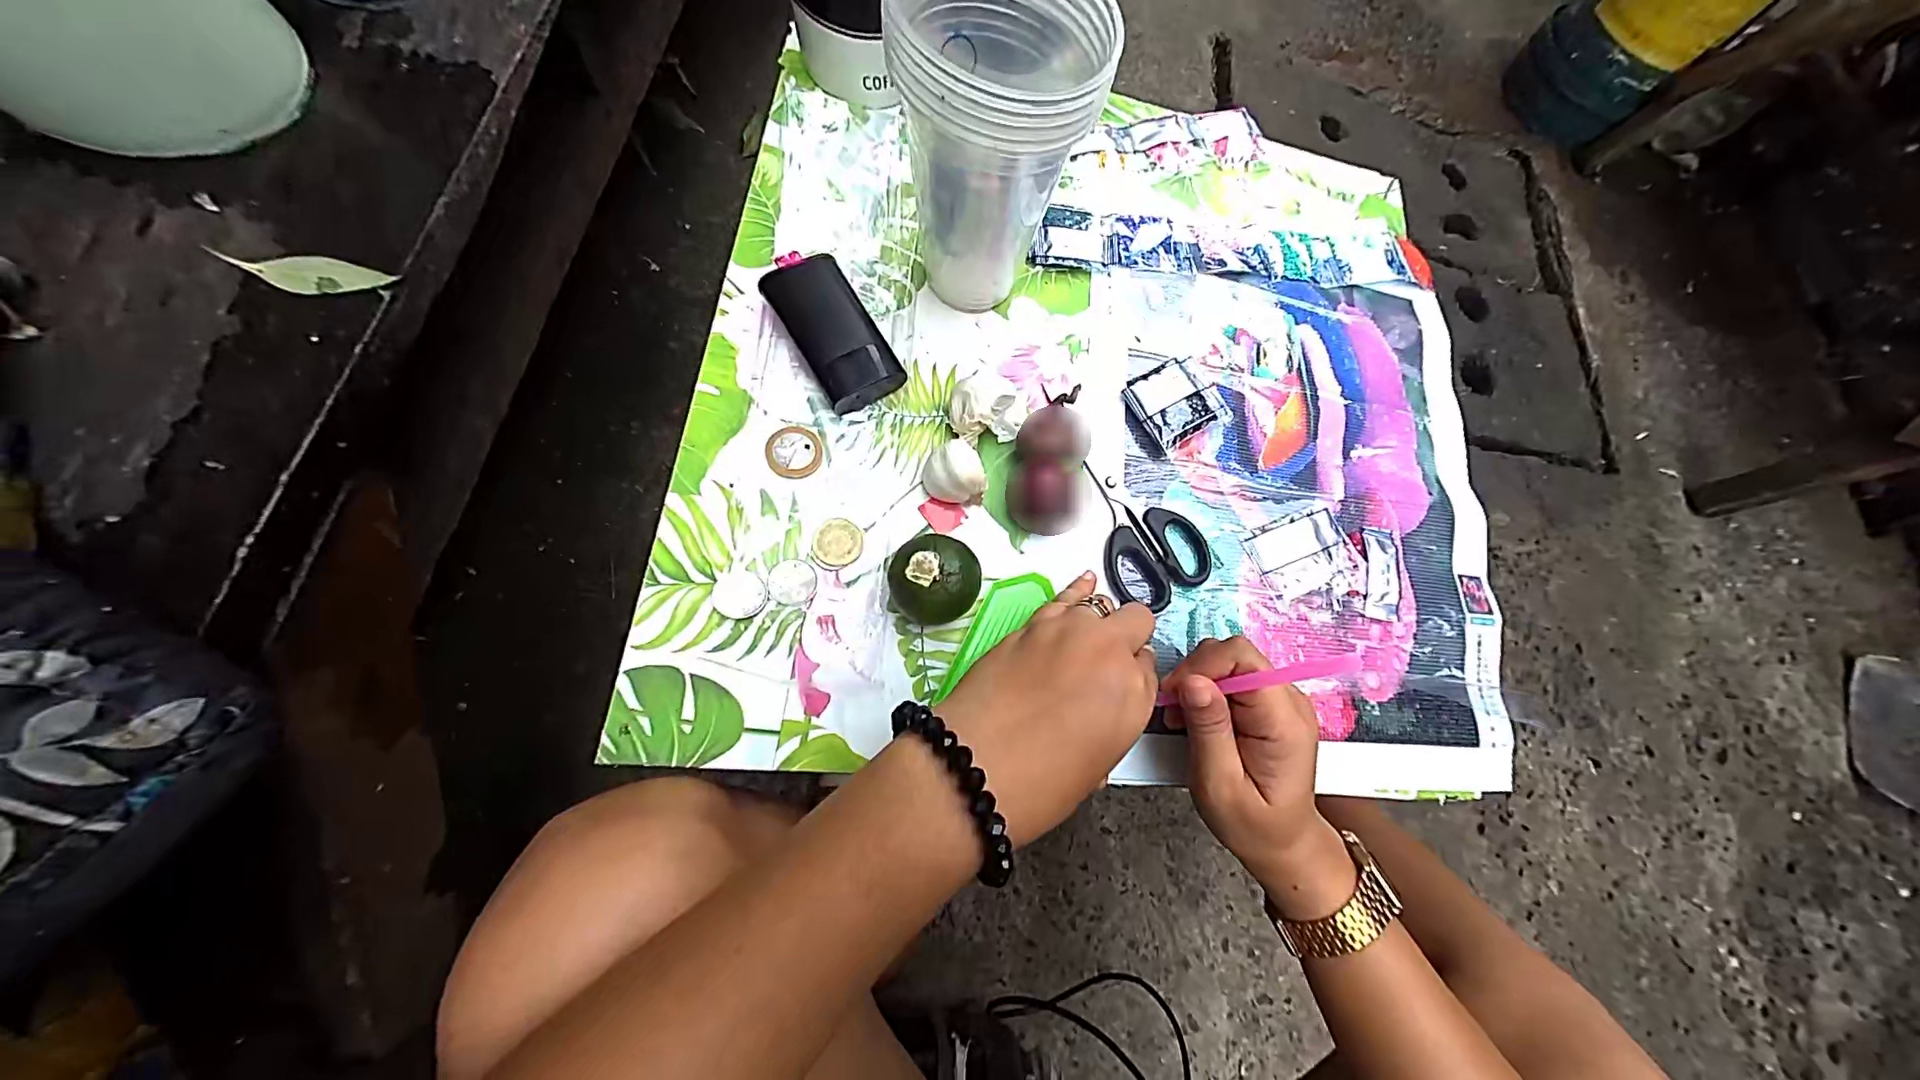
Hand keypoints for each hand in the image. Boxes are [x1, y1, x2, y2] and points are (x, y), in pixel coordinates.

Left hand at [936, 572, 1156, 846]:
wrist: (975, 765)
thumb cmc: (1039, 783)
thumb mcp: (1097, 765)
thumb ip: (1112, 723)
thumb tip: (1102, 709)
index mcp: (1135, 695)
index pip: (1149, 667)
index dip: (1133, 674)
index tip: (1119, 683)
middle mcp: (1109, 653)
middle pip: (1135, 622)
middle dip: (1127, 638)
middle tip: (1105, 663)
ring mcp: (1069, 632)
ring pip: (1100, 605)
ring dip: (1098, 619)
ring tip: (1087, 636)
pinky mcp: (1032, 624)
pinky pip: (1064, 598)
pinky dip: (1075, 592)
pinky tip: (1083, 583)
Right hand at [1163, 637, 1352, 914]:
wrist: (1284, 844)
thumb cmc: (1252, 825)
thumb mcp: (1220, 784)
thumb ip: (1208, 729)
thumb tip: (1193, 681)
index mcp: (1284, 720)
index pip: (1242, 657)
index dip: (1201, 665)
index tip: (1174, 694)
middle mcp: (1288, 701)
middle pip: (1235, 653)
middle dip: (1196, 672)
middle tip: (1173, 708)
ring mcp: (1280, 700)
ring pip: (1229, 661)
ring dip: (1198, 681)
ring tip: (1181, 717)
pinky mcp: (1266, 704)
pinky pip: (1231, 678)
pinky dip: (1205, 690)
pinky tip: (1193, 717)